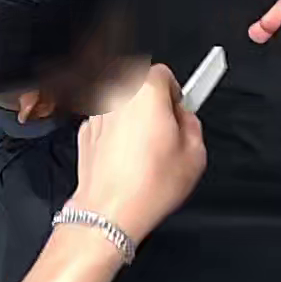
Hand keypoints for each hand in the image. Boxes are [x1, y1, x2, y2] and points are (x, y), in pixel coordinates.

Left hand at [72, 64, 206, 244]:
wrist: (109, 209)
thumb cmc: (149, 184)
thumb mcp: (195, 154)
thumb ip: (192, 124)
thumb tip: (185, 118)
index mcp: (145, 90)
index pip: (163, 73)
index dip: (174, 92)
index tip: (179, 109)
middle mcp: (117, 94)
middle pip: (139, 86)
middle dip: (153, 103)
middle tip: (166, 132)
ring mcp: (97, 111)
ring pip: (121, 104)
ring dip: (132, 117)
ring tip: (145, 150)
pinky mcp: (85, 130)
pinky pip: (106, 123)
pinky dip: (115, 133)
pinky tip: (126, 159)